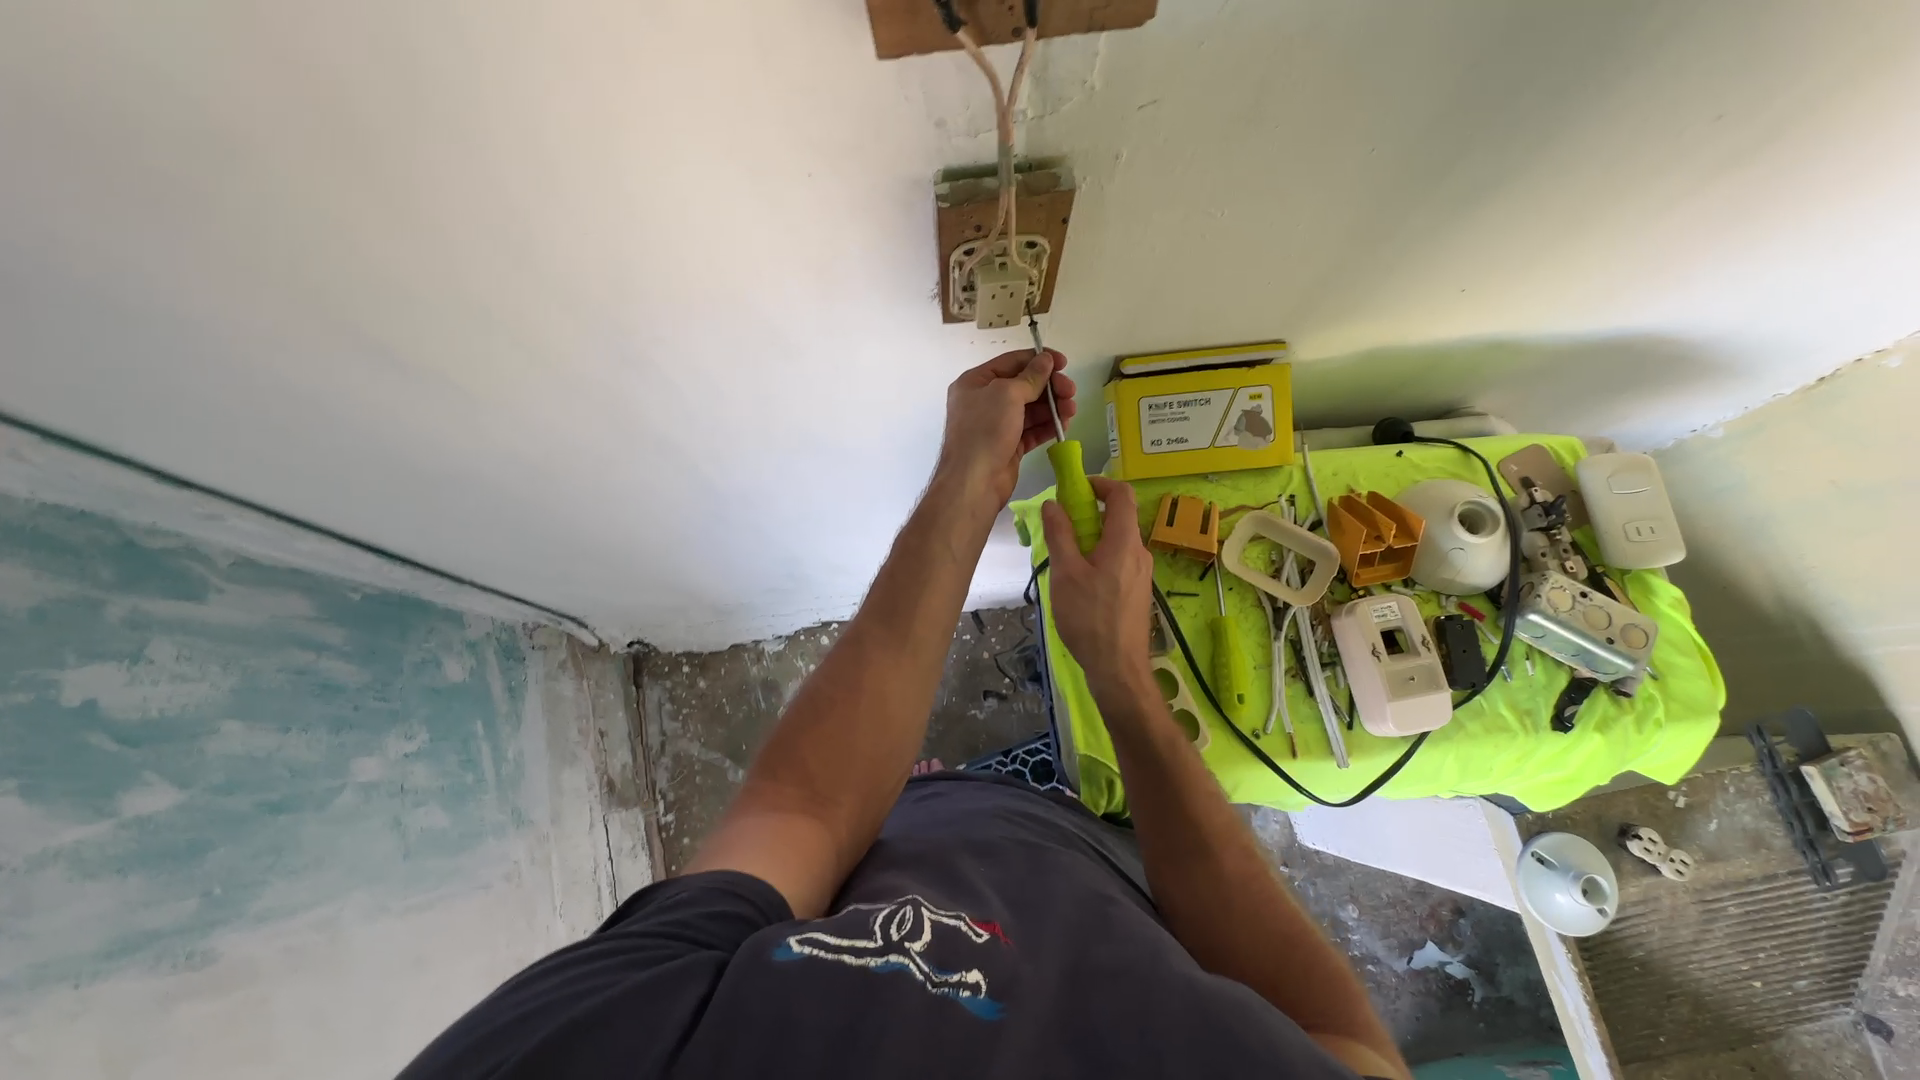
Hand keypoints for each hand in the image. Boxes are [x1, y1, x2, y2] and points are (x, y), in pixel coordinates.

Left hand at [936, 349, 1076, 505]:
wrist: (974, 482)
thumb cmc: (985, 430)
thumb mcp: (1007, 394)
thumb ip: (1030, 376)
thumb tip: (1045, 359)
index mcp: (976, 382)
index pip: (1012, 362)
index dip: (1038, 360)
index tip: (1063, 363)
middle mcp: (984, 401)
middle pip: (1024, 386)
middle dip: (1050, 387)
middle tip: (1070, 392)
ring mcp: (996, 425)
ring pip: (1031, 409)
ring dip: (1053, 407)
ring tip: (1071, 410)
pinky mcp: (1008, 445)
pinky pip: (1031, 430)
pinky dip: (1048, 426)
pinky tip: (1064, 425)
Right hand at [1040, 477, 1155, 693]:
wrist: (1118, 668)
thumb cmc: (1089, 618)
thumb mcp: (1065, 573)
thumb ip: (1059, 535)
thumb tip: (1053, 504)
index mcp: (1124, 541)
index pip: (1122, 494)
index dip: (1099, 484)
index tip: (1074, 490)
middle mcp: (1139, 552)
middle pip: (1118, 518)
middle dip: (1087, 515)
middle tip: (1059, 529)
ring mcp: (1141, 574)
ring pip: (1116, 542)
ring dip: (1090, 540)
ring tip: (1064, 561)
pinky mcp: (1137, 592)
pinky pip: (1118, 562)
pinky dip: (1098, 559)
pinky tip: (1078, 584)